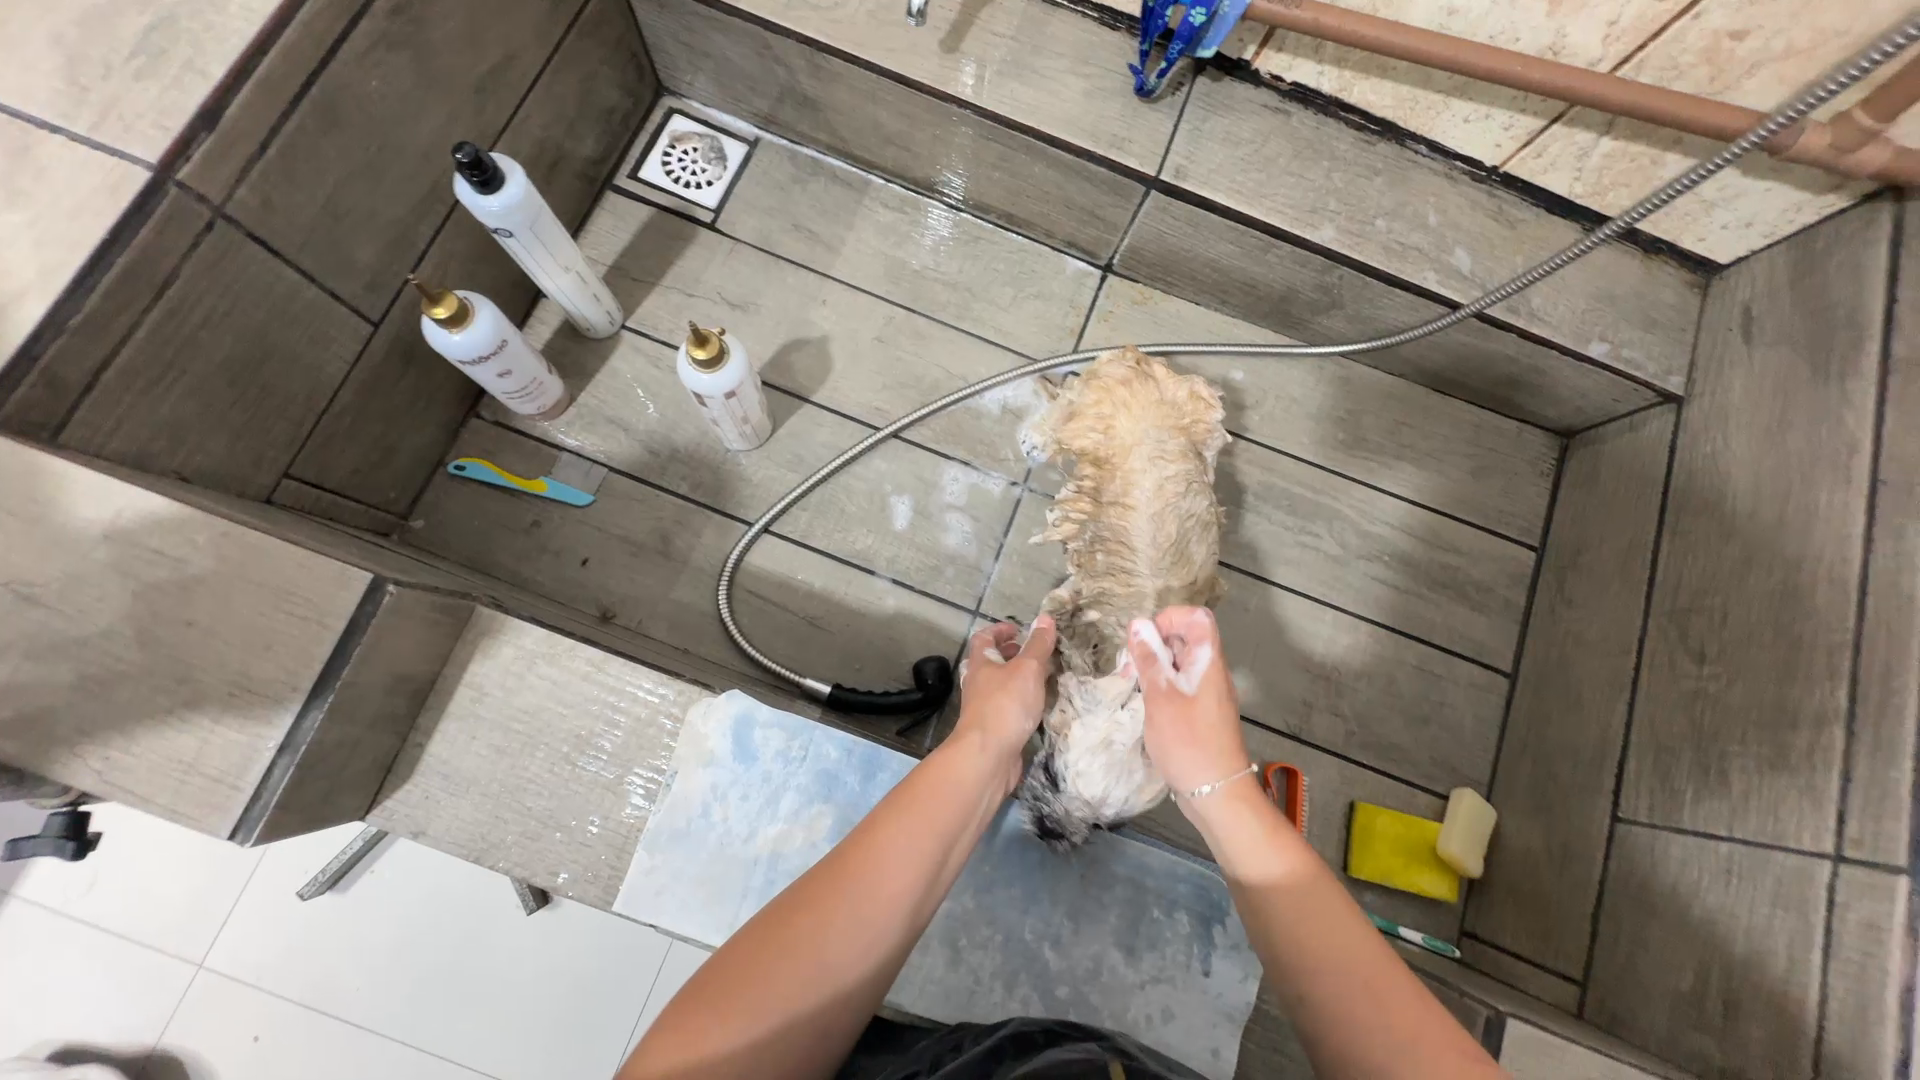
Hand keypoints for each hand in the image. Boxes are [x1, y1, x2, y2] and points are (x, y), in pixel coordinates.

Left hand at [951, 616, 1057, 785]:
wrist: (988, 755)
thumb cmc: (1005, 705)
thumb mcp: (1027, 669)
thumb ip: (1038, 645)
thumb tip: (1045, 617)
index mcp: (981, 663)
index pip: (984, 638)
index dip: (999, 630)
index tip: (1019, 629)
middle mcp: (978, 683)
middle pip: (990, 662)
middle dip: (1010, 654)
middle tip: (1033, 652)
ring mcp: (984, 707)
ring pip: (1000, 686)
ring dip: (1018, 678)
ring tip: (1042, 676)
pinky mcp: (994, 729)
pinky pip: (1007, 707)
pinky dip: (1021, 701)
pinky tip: (1038, 705)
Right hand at [1126, 607, 1252, 815]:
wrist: (1216, 792)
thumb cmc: (1188, 742)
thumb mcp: (1160, 697)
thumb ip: (1148, 658)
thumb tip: (1138, 624)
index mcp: (1207, 661)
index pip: (1196, 617)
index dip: (1168, 619)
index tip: (1145, 641)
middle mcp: (1211, 671)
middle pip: (1185, 638)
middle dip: (1154, 644)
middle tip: (1131, 669)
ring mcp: (1207, 692)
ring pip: (1179, 663)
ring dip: (1154, 667)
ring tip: (1134, 687)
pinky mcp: (1201, 711)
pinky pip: (1180, 684)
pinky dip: (1161, 687)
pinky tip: (1147, 705)